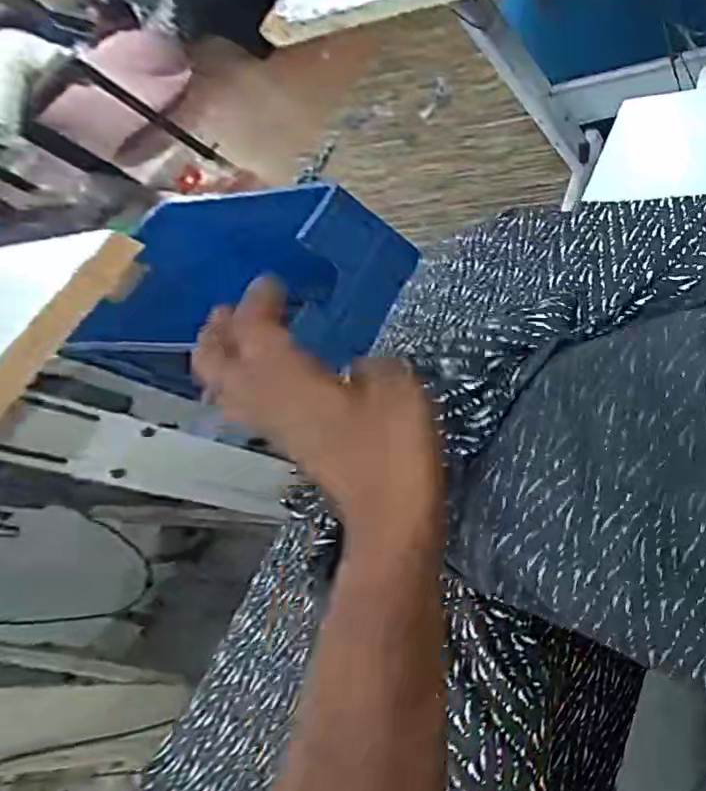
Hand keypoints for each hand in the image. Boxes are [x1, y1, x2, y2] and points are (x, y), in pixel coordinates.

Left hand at [192, 277, 443, 548]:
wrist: (391, 508)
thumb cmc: (395, 447)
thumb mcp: (401, 393)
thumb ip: (379, 367)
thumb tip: (362, 364)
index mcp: (287, 377)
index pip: (257, 329)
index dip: (262, 303)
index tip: (275, 282)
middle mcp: (265, 397)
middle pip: (218, 357)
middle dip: (221, 329)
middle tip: (234, 310)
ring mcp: (274, 424)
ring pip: (223, 383)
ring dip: (221, 357)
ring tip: (236, 343)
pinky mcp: (291, 443)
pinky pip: (247, 404)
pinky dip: (244, 384)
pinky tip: (268, 385)